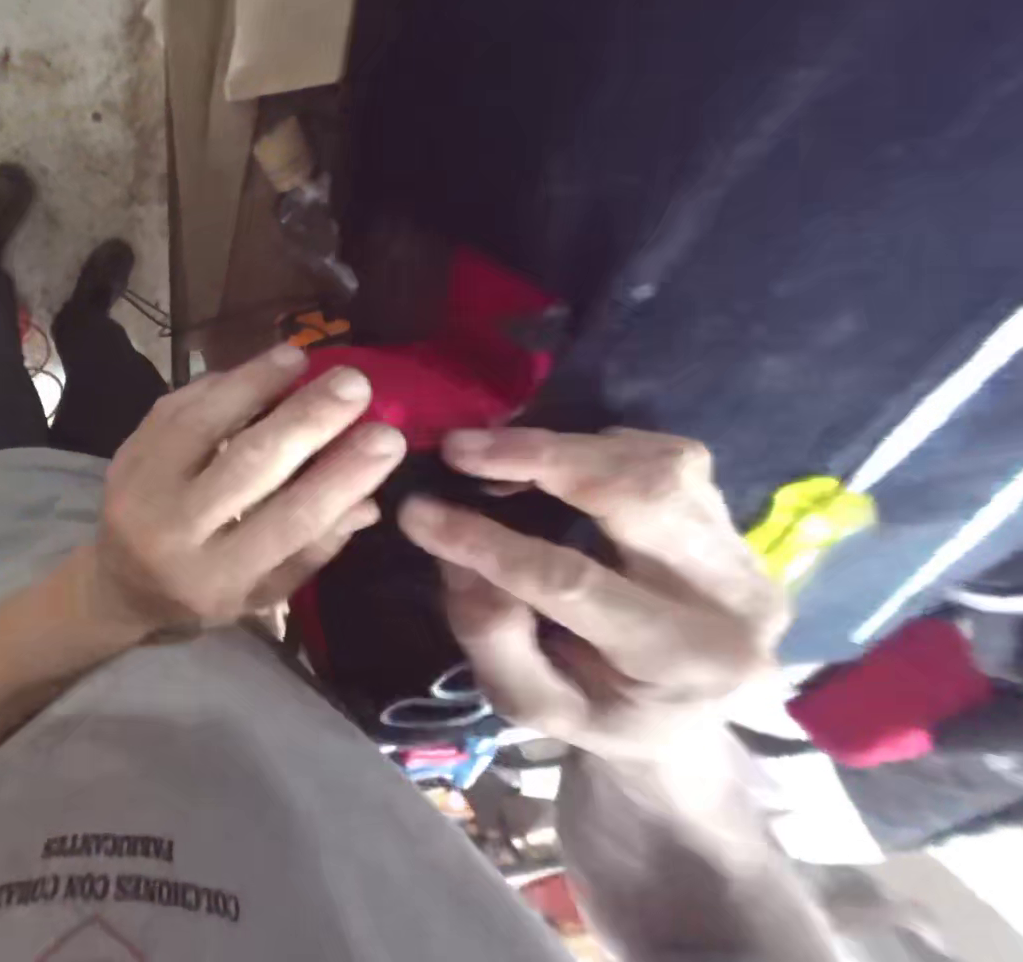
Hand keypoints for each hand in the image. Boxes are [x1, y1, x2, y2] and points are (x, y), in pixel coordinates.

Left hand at [90, 345, 406, 632]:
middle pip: (247, 463)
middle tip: (354, 383)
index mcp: (217, 576)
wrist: (117, 580)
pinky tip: (254, 370)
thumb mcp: (260, 592)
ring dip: (255, 383)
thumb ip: (313, 549)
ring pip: (203, 422)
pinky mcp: (127, 453)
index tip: (387, 436)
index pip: (291, 519)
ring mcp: (142, 486)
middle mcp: (174, 529)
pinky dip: (217, 385)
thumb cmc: (200, 593)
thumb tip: (369, 497)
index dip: (342, 475)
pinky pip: (175, 407)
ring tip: (300, 358)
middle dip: (306, 418)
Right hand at [398, 427, 786, 761]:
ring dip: (561, 446)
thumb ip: (489, 633)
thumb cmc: (593, 709)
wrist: (680, 713)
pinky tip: (541, 459)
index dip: (484, 540)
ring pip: (660, 463)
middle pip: (644, 493)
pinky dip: (591, 445)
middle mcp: (731, 598)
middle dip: (540, 458)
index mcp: (679, 659)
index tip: (416, 512)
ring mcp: (742, 550)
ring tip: (488, 451)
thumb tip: (455, 552)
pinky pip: (664, 456)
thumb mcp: (525, 701)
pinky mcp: (726, 518)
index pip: (571, 580)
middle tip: (456, 449)